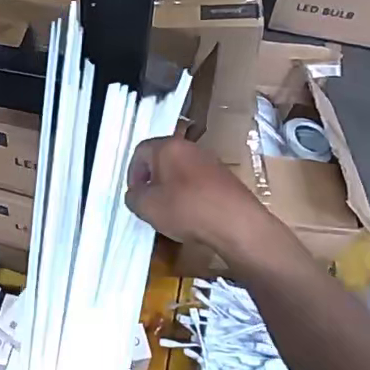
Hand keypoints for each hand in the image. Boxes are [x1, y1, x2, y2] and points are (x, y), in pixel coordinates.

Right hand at [125, 136, 280, 262]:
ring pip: (181, 171)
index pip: (140, 151)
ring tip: (171, 212)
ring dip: (171, 189)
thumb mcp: (147, 207)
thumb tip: (136, 193)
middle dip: (153, 181)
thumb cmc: (186, 209)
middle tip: (150, 203)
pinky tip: (192, 215)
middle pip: (162, 160)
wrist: (236, 222)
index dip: (132, 174)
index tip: (135, 195)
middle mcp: (190, 147)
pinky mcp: (225, 177)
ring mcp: (210, 161)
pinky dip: (190, 195)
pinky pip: (198, 182)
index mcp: (168, 146)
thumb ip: (133, 197)